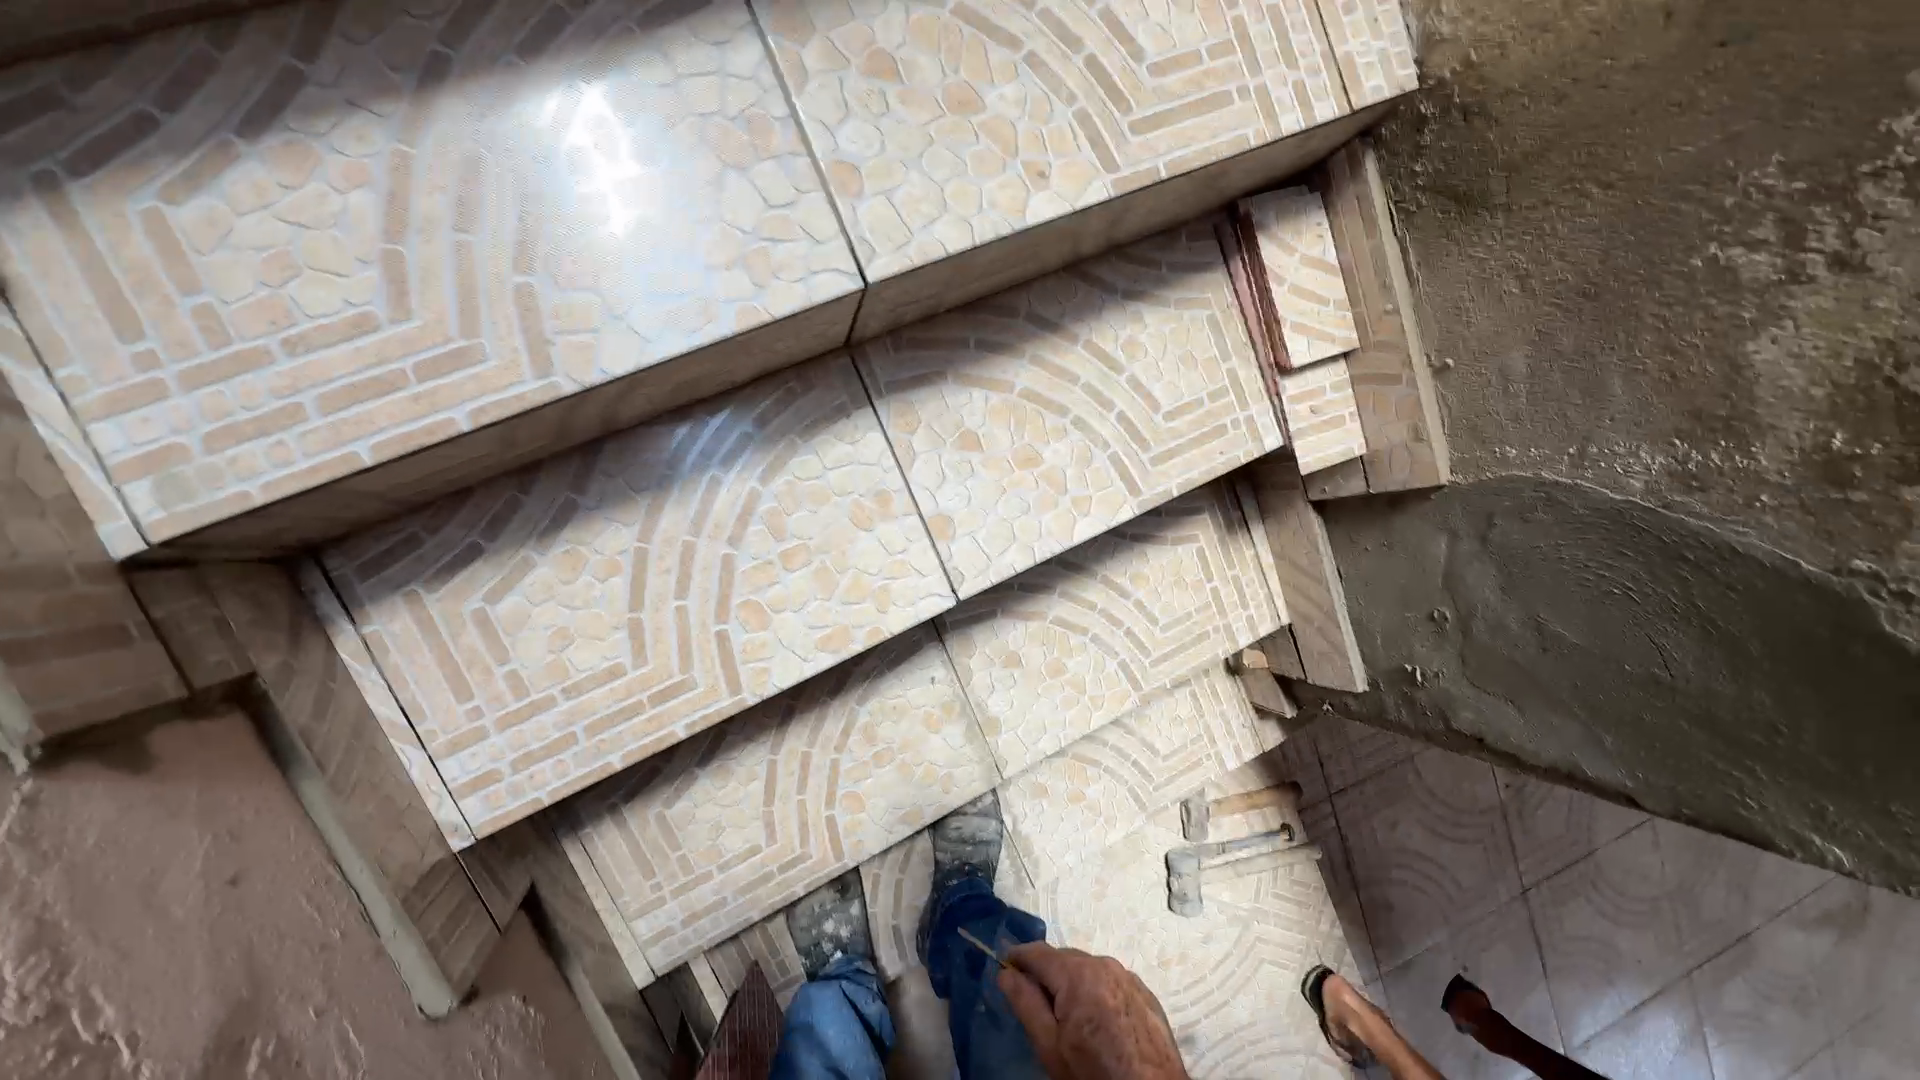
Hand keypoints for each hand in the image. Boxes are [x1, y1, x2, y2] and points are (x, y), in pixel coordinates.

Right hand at [997, 942, 1189, 1079]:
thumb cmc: (1094, 1074)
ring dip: (1071, 982)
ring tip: (1067, 1016)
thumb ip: (1025, 1003)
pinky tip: (1096, 1020)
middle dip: (1045, 974)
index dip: (1017, 958)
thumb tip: (1006, 972)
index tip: (1004, 968)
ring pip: (1086, 968)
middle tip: (1035, 1004)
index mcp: (1077, 974)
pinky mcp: (1143, 991)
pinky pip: (1108, 980)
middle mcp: (1104, 963)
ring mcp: (1127, 975)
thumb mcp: (1050, 1045)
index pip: (1037, 952)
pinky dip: (1094, 990)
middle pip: (1062, 958)